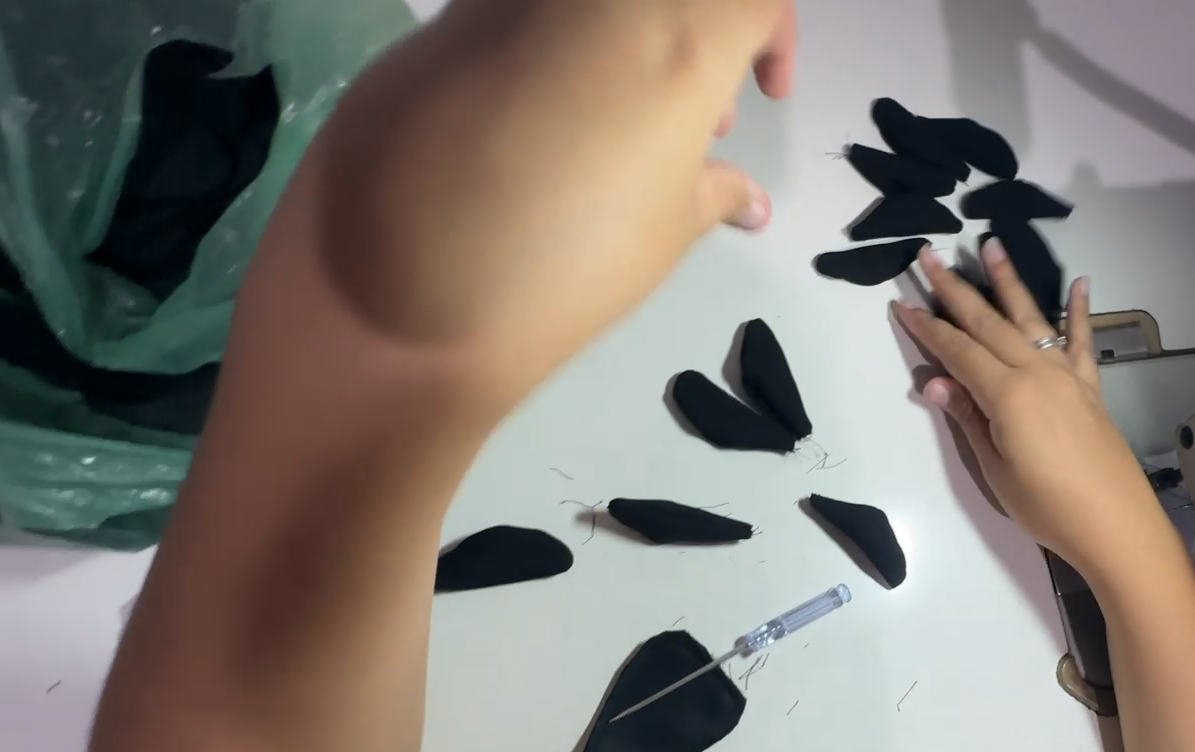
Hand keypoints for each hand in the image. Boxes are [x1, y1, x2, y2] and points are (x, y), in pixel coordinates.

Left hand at [307, 0, 797, 396]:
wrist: (420, 281)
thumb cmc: (579, 259)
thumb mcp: (668, 230)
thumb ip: (717, 191)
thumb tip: (751, 202)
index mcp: (678, 36)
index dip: (773, 34)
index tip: (763, 93)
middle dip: (702, 36)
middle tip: (698, 118)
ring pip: (601, 3)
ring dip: (634, 39)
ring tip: (627, 123)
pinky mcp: (454, 12)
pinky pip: (537, 12)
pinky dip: (568, 45)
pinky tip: (552, 120)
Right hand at [896, 242, 1166, 582]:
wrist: (1113, 523)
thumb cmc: (1045, 505)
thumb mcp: (995, 468)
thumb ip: (968, 419)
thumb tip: (934, 382)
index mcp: (1007, 393)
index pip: (958, 351)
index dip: (927, 328)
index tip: (902, 303)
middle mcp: (1037, 372)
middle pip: (988, 323)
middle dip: (954, 289)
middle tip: (929, 255)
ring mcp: (1066, 375)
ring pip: (1030, 318)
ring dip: (1007, 281)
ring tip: (990, 245)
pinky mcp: (1089, 387)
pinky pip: (1081, 341)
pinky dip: (1078, 311)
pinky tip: (1080, 282)